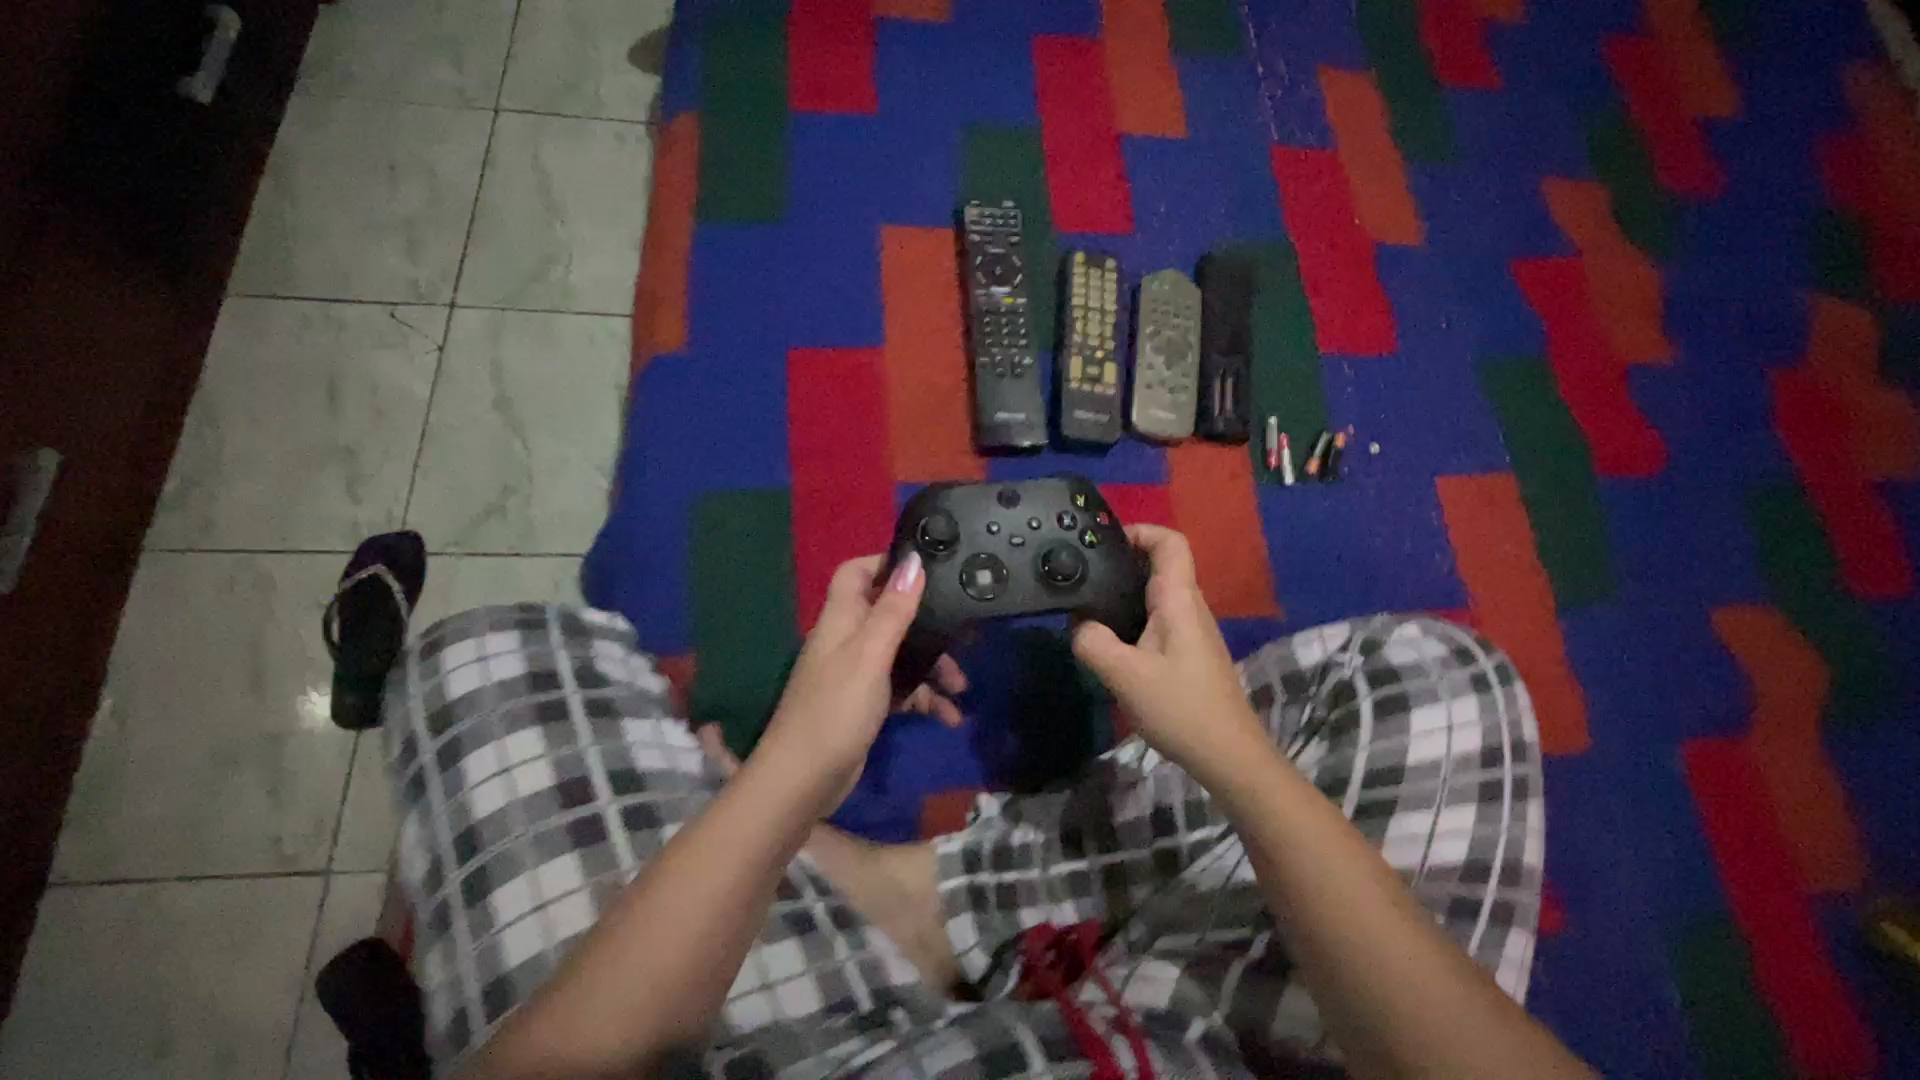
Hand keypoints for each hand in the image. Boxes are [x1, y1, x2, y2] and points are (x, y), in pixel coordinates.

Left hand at [754, 551, 964, 809]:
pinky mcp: (865, 705)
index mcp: (840, 620)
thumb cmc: (835, 709)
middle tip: (962, 631)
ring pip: (900, 655)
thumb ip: (893, 610)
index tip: (927, 568)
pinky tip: (949, 716)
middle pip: (888, 614)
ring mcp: (855, 675)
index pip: (856, 573)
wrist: (803, 780)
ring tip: (962, 687)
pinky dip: (924, 698)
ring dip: (932, 666)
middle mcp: (846, 641)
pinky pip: (900, 690)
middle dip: (926, 623)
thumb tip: (914, 560)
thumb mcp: (869, 655)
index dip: (885, 563)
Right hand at [1070, 525, 1267, 774]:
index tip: (1102, 543)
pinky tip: (1109, 644)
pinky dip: (1130, 621)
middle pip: (1158, 566)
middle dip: (1120, 563)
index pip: (1170, 542)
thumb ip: (1093, 643)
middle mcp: (1189, 607)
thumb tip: (1079, 626)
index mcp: (1179, 600)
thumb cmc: (1181, 708)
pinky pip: (1156, 621)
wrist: (1228, 755)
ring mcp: (1191, 632)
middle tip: (1081, 577)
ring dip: (1122, 596)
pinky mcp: (1187, 655)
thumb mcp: (1125, 676)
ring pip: (1155, 596)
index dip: (1140, 531)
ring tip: (1086, 609)